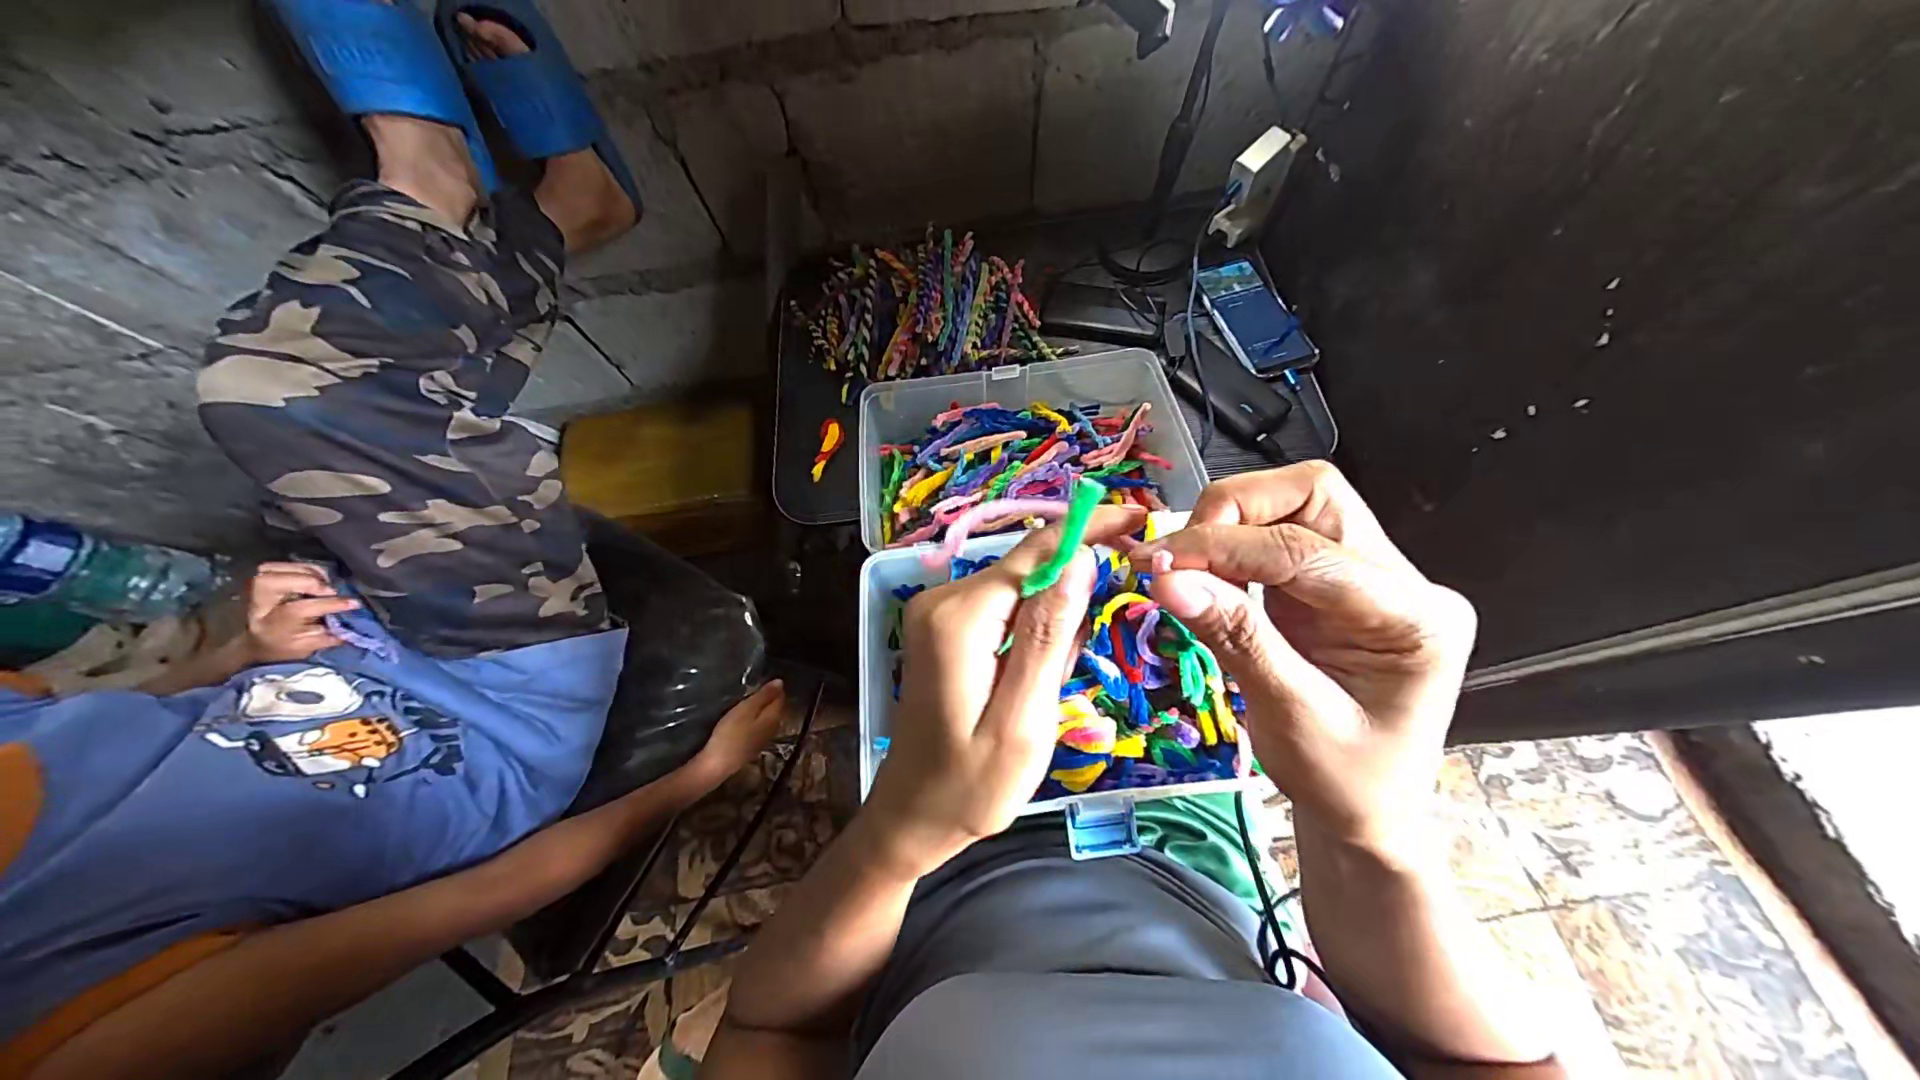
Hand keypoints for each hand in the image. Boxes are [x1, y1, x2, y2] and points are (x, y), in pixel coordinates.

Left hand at [241, 563, 359, 664]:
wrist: (260, 642)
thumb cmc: (288, 646)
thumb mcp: (310, 647)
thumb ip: (331, 636)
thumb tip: (357, 625)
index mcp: (271, 625)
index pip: (296, 610)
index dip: (327, 604)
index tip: (353, 604)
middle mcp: (258, 606)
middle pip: (268, 582)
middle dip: (304, 580)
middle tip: (329, 589)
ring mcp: (256, 591)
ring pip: (271, 568)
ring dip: (305, 571)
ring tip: (325, 581)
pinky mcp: (263, 581)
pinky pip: (279, 564)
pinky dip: (302, 567)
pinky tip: (318, 576)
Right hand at [690, 680, 786, 783]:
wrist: (717, 765)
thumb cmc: (731, 732)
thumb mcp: (747, 709)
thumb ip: (764, 696)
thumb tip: (780, 682)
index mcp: (775, 717)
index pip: (780, 697)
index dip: (773, 688)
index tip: (762, 680)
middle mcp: (774, 729)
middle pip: (775, 708)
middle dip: (768, 698)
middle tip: (755, 689)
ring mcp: (764, 740)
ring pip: (767, 719)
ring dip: (761, 710)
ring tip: (749, 701)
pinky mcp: (753, 747)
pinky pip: (759, 728)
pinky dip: (755, 720)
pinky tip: (745, 719)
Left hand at [865, 506, 1146, 877]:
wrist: (912, 814)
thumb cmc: (970, 785)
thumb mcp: (1023, 719)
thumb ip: (1049, 636)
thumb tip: (1080, 558)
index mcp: (961, 616)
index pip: (1037, 550)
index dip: (1091, 529)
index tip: (1141, 520)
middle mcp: (943, 599)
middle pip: (1030, 570)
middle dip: (1069, 605)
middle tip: (1070, 672)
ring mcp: (940, 611)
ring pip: (1023, 593)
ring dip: (1050, 632)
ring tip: (1042, 693)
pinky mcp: (945, 627)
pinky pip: (1006, 613)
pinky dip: (1031, 641)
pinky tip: (1025, 687)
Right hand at [1133, 462, 1475, 850]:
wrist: (1366, 809)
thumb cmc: (1344, 780)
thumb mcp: (1289, 715)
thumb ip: (1234, 636)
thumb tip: (1168, 579)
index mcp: (1415, 617)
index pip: (1306, 551)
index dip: (1223, 549)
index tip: (1158, 564)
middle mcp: (1401, 581)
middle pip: (1312, 495)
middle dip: (1233, 513)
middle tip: (1178, 557)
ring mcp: (1368, 576)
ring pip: (1292, 503)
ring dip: (1229, 523)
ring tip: (1185, 567)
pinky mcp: (1333, 582)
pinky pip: (1278, 535)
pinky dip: (1232, 545)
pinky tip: (1205, 573)